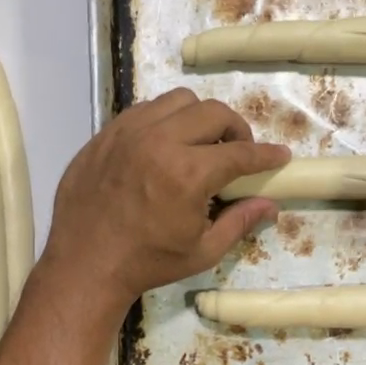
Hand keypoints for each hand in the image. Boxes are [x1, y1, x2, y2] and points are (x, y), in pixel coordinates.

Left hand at [40, 89, 288, 310]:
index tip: (280, 156)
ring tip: (201, 143)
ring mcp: (129, 133)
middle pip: (213, 112)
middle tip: (238, 151)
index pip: (240, 153)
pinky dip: (165, 120)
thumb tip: (270, 206)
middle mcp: (160, 142)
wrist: (85, 262)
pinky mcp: (106, 134)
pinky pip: (145, 109)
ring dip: (199, 118)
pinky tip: (166, 145)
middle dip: (235, 129)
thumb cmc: (148, 263)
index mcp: (188, 174)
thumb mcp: (202, 250)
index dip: (265, 155)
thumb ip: (239, 221)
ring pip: (178, 101)